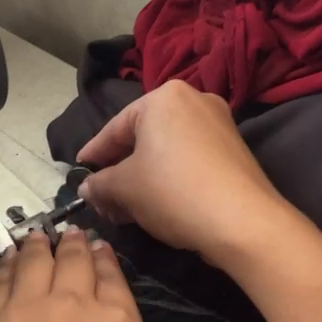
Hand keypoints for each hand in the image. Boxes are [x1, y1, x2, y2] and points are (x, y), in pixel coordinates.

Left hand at [0, 229, 148, 321]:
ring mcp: (29, 308)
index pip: (113, 278)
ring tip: (38, 236)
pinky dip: (7, 263)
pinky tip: (8, 258)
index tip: (99, 250)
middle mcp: (77, 305)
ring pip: (35, 259)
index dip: (104, 260)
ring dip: (39, 244)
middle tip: (70, 235)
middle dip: (74, 244)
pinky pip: (0, 279)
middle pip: (74, 259)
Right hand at [75, 81, 291, 267]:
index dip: (93, 155)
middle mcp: (193, 100)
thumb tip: (86, 188)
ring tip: (124, 209)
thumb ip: (99, 184)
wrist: (243, 223)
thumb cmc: (173, 192)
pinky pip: (187, 160)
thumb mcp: (124, 188)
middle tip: (102, 200)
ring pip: (165, 151)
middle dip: (118, 171)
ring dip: (141, 179)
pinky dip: (167, 179)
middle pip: (142, 138)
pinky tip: (155, 205)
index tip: (79, 174)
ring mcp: (218, 124)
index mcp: (163, 98)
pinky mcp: (233, 150)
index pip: (114, 128)